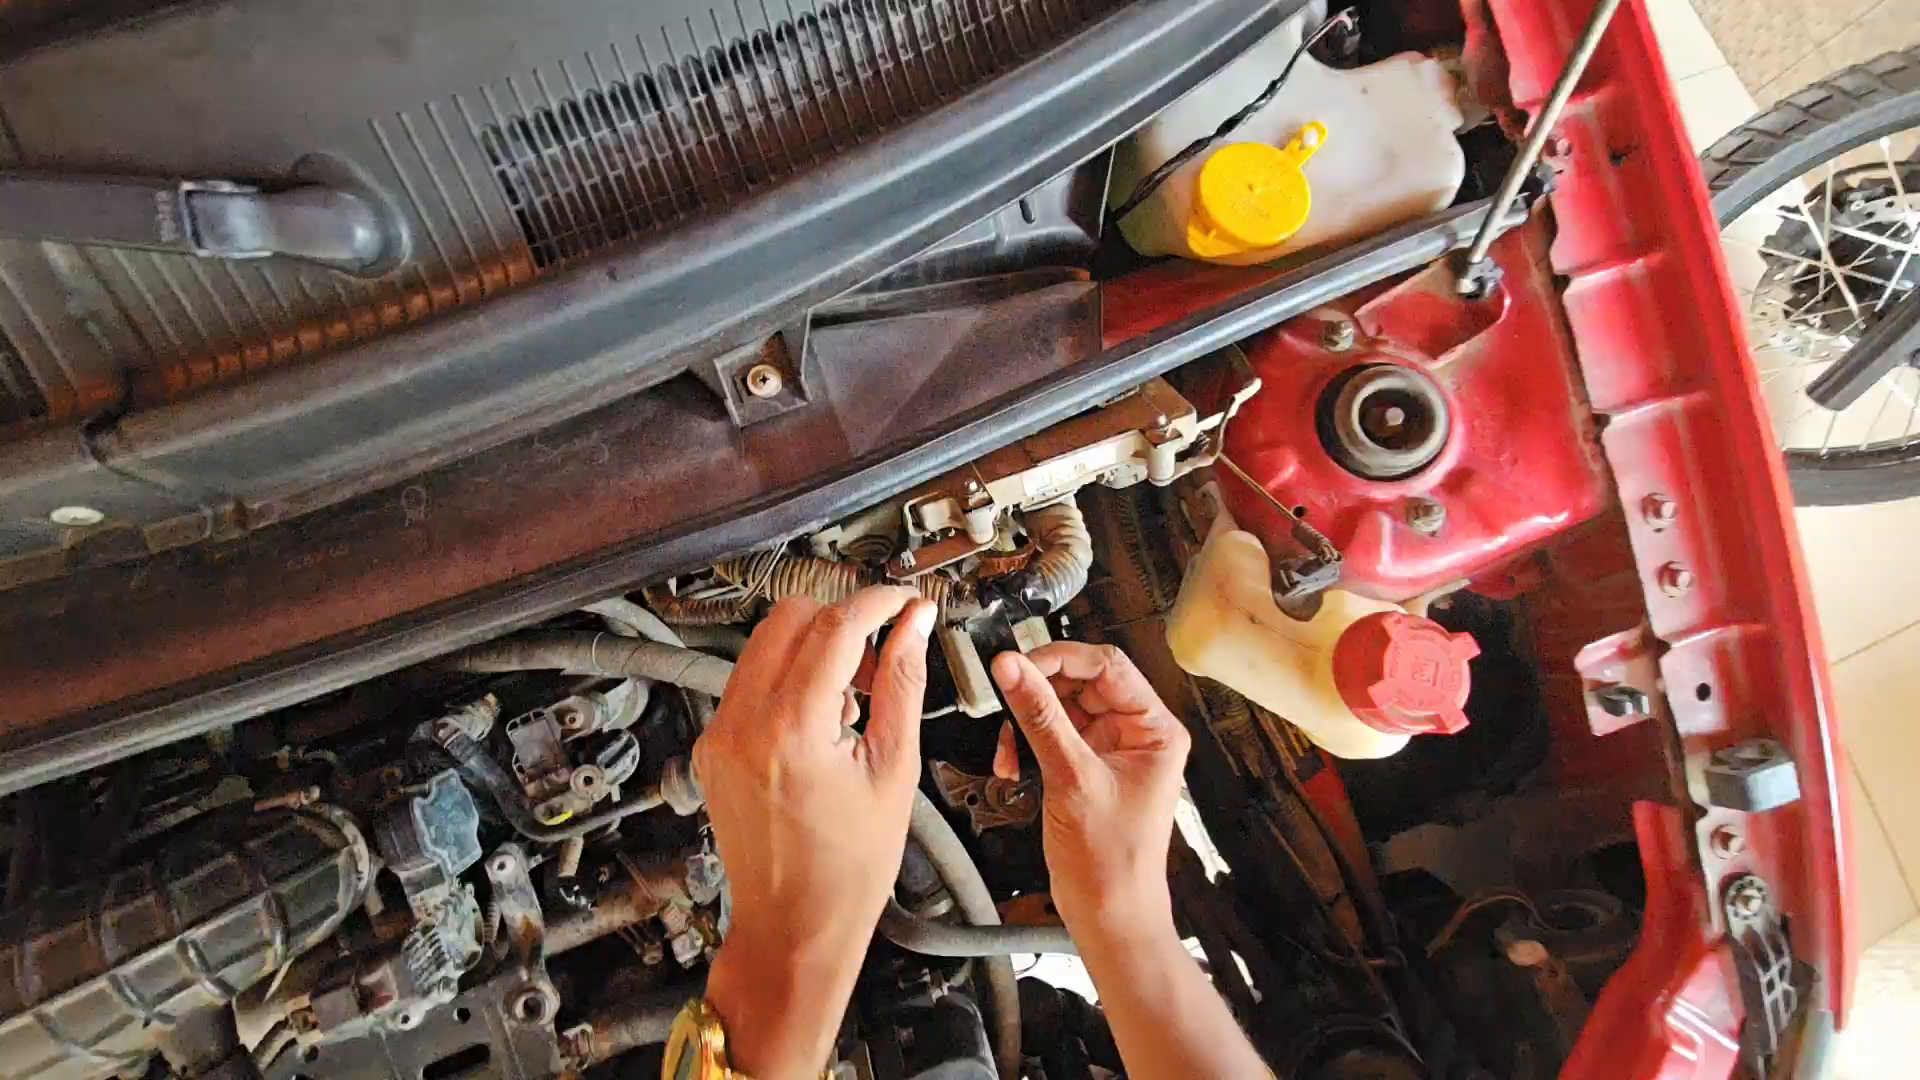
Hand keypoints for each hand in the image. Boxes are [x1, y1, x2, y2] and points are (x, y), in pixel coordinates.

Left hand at [697, 587, 936, 1079]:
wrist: (793, 928)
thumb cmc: (848, 868)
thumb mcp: (894, 768)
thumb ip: (903, 682)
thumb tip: (916, 625)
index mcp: (792, 730)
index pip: (837, 626)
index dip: (879, 603)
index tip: (905, 602)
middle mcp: (743, 723)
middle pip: (791, 617)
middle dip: (843, 618)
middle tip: (882, 651)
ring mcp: (720, 733)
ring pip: (766, 641)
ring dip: (816, 644)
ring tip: (855, 692)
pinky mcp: (714, 744)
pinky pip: (751, 678)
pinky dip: (791, 674)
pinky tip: (824, 714)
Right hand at [990, 642, 1190, 940]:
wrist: (1109, 919)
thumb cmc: (1110, 862)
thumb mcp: (1070, 778)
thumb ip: (1039, 717)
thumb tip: (1010, 667)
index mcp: (1154, 728)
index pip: (1107, 666)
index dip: (1060, 659)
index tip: (1018, 665)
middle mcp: (1137, 731)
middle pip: (1081, 681)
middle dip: (1038, 693)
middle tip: (1005, 700)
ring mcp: (1112, 747)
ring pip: (1061, 705)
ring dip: (1027, 720)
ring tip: (1007, 750)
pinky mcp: (1088, 763)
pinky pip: (1053, 731)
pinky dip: (1027, 741)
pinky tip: (1011, 763)